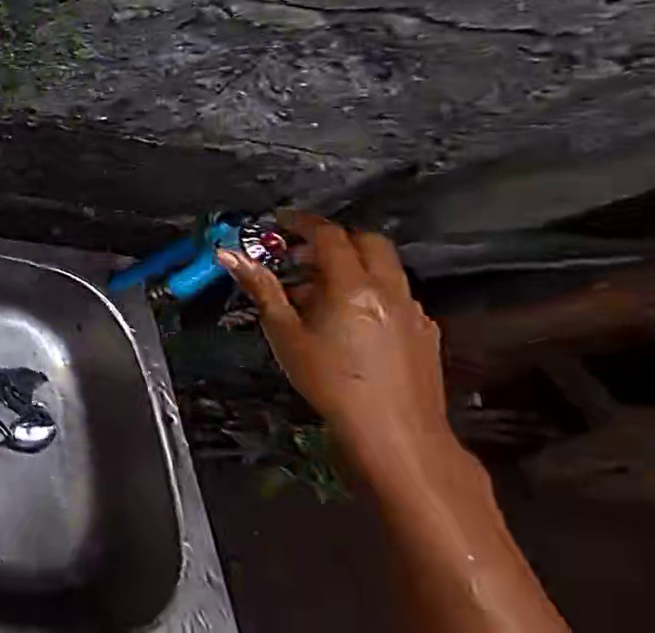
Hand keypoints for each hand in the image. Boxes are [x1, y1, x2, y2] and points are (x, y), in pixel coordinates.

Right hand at [216, 210, 451, 466]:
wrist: (395, 433)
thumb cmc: (329, 379)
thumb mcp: (283, 332)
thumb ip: (261, 287)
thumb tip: (228, 255)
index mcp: (352, 286)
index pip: (330, 235)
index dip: (303, 222)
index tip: (281, 221)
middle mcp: (389, 291)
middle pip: (369, 241)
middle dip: (334, 238)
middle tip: (301, 253)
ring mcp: (413, 311)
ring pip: (385, 268)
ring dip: (353, 265)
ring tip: (318, 290)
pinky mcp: (425, 332)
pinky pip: (397, 294)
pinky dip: (371, 290)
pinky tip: (349, 319)